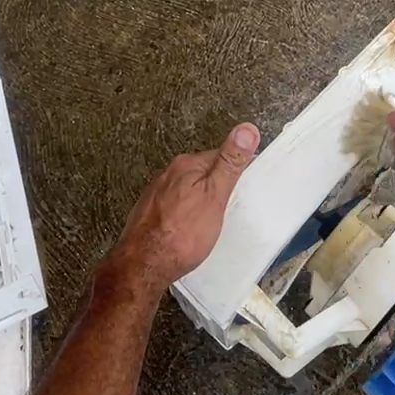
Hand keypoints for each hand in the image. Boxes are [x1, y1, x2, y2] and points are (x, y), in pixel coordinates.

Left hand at [101, 123, 260, 301]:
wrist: (144, 264)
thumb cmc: (181, 234)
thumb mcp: (216, 195)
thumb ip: (230, 162)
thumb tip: (246, 130)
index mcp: (187, 165)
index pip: (220, 155)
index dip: (238, 166)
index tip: (250, 177)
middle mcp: (168, 174)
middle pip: (202, 171)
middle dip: (218, 183)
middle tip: (235, 199)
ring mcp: (157, 193)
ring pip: (187, 189)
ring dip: (201, 198)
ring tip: (214, 217)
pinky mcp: (151, 212)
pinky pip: (175, 206)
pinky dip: (186, 213)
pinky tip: (192, 228)